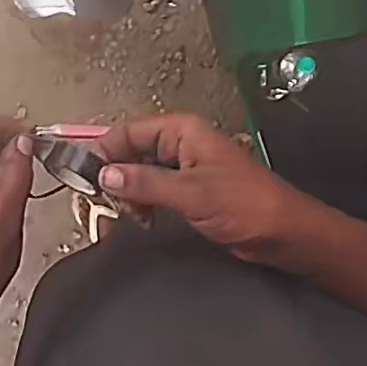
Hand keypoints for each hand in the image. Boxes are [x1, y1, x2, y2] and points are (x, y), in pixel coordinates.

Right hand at [92, 115, 330, 267]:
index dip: (103, 151)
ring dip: (126, 194)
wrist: (284, 234)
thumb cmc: (246, 205)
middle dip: (113, 177)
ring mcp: (182, 168)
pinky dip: (141, 204)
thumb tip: (105, 175)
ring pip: (138, 174)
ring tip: (126, 216)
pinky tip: (142, 220)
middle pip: (129, 152)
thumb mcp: (191, 193)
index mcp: (181, 132)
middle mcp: (179, 144)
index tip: (82, 176)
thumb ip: (145, 183)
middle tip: (100, 203)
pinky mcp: (187, 190)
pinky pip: (152, 190)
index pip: (128, 132)